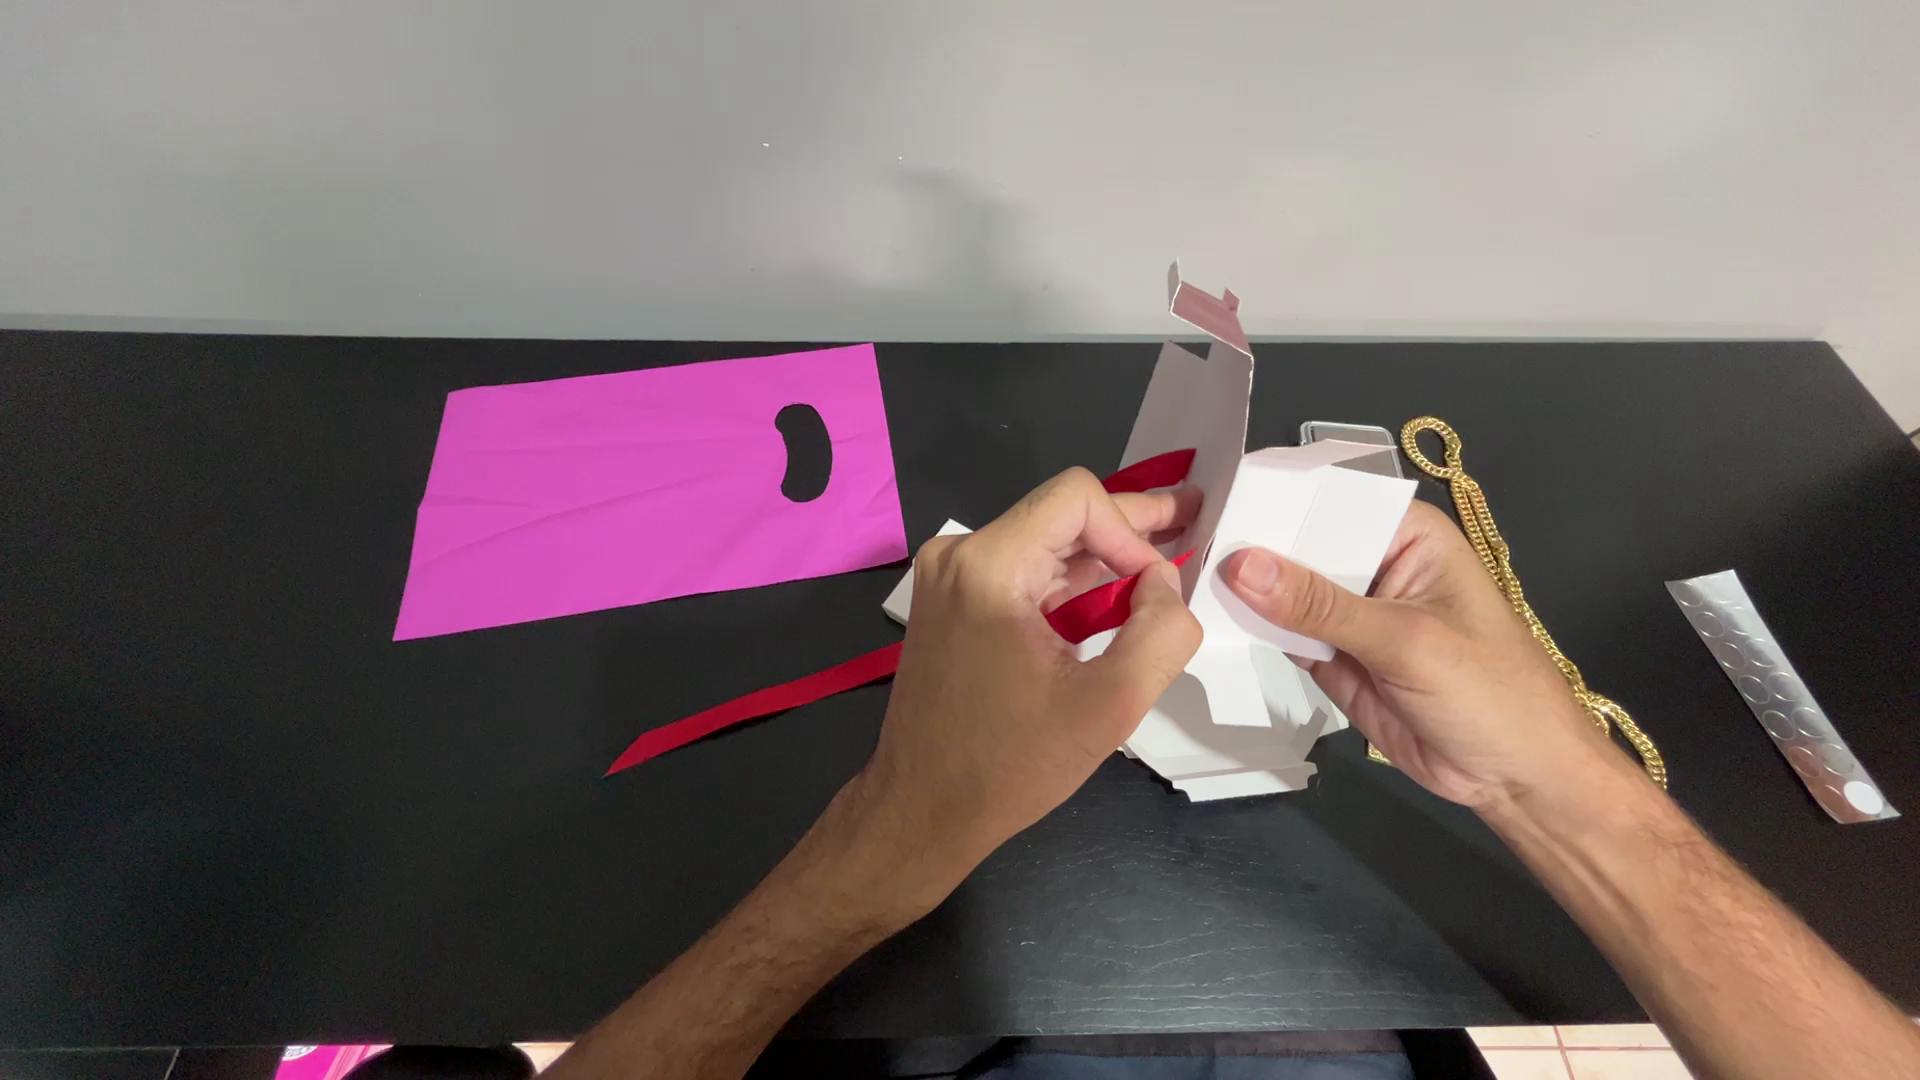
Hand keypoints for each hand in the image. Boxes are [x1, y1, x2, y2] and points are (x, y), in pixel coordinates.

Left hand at [851, 468, 1202, 898]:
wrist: (923, 807)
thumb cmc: (1011, 763)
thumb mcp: (1109, 705)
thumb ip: (1161, 632)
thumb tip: (1163, 578)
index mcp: (988, 564)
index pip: (1077, 497)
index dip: (1130, 529)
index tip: (1158, 585)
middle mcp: (959, 554)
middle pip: (1060, 516)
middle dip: (1127, 528)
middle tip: (1190, 516)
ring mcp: (949, 577)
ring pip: (1043, 544)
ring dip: (1102, 559)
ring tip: (1160, 561)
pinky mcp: (951, 601)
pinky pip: (1022, 573)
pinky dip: (1070, 585)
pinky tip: (1114, 596)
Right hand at [1221, 500, 1621, 810]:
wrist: (1517, 780)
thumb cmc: (1490, 693)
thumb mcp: (1405, 642)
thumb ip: (1320, 605)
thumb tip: (1239, 565)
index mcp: (1404, 536)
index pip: (1328, 503)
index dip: (1273, 501)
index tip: (1212, 500)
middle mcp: (1370, 563)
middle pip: (1296, 544)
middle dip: (1246, 546)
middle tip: (1181, 539)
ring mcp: (1345, 611)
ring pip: (1280, 589)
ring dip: (1240, 589)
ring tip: (1179, 574)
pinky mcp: (1326, 652)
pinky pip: (1278, 631)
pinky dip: (1247, 628)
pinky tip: (1204, 616)